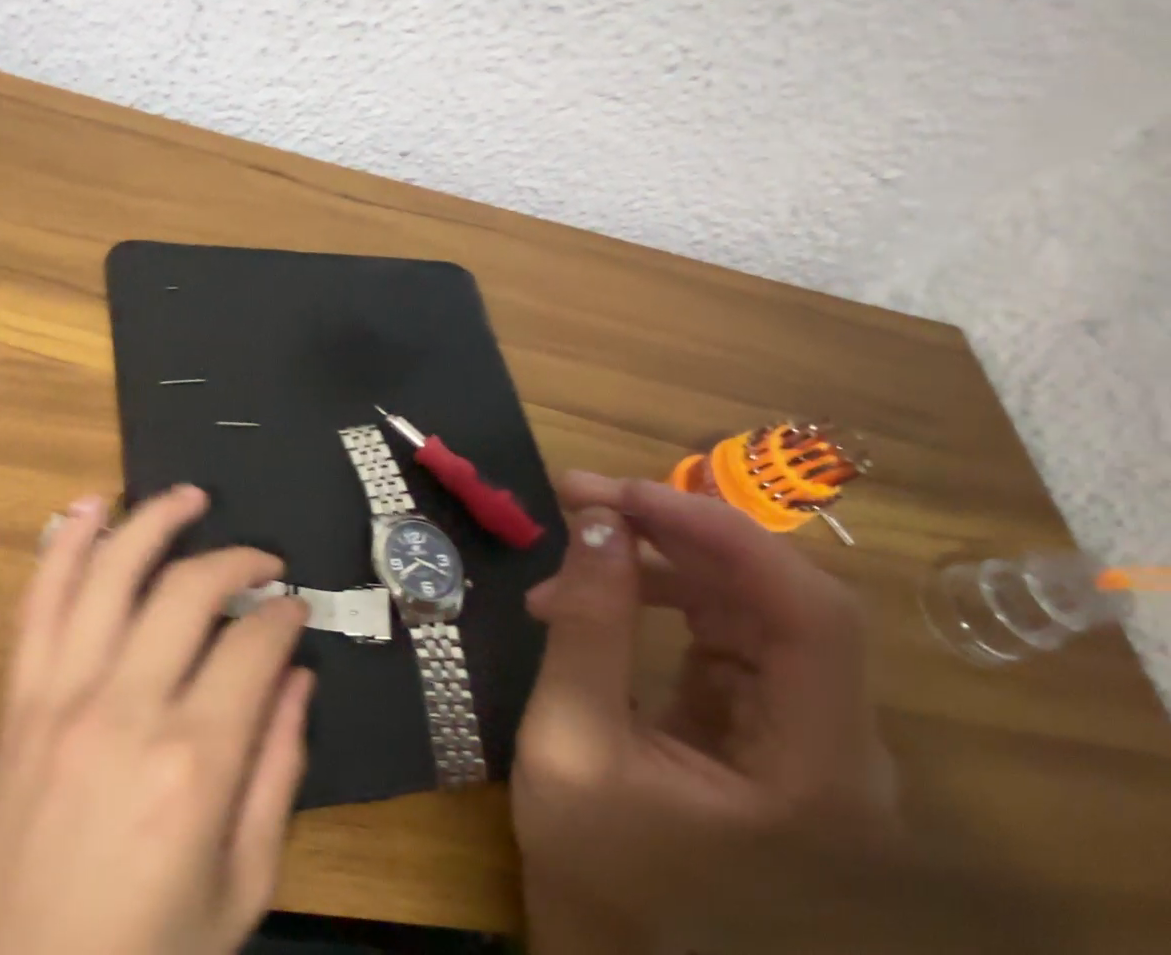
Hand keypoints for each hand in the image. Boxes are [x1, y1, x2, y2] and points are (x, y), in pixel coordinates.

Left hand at [0, 486, 314, 954]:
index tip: (297, 605)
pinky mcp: (16, 702)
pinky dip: (59, 547)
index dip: (284, 613)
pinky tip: (86, 509)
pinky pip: (36, 605)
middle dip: (234, 558)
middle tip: (262, 558)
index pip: (252, 646)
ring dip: (148, 521)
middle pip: (187, 591)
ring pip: (106, 573)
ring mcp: (59, 697)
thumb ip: (277, 773)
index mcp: (195, 761)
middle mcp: (125, 709)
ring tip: (187, 496)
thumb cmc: (149, 947)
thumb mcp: (243, 885)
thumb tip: (297, 679)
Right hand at [512, 472, 897, 953]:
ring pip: (752, 603)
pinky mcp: (767, 713)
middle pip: (783, 600)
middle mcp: (839, 746)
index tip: (631, 496)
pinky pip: (727, 626)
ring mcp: (807, 728)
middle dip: (683, 535)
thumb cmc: (585, 846)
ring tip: (577, 541)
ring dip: (664, 559)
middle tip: (588, 495)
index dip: (726, 540)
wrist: (599, 912)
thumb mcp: (570, 735)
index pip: (810, 621)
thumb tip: (595, 521)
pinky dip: (661, 593)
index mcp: (815, 774)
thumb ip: (589, 626)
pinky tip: (594, 589)